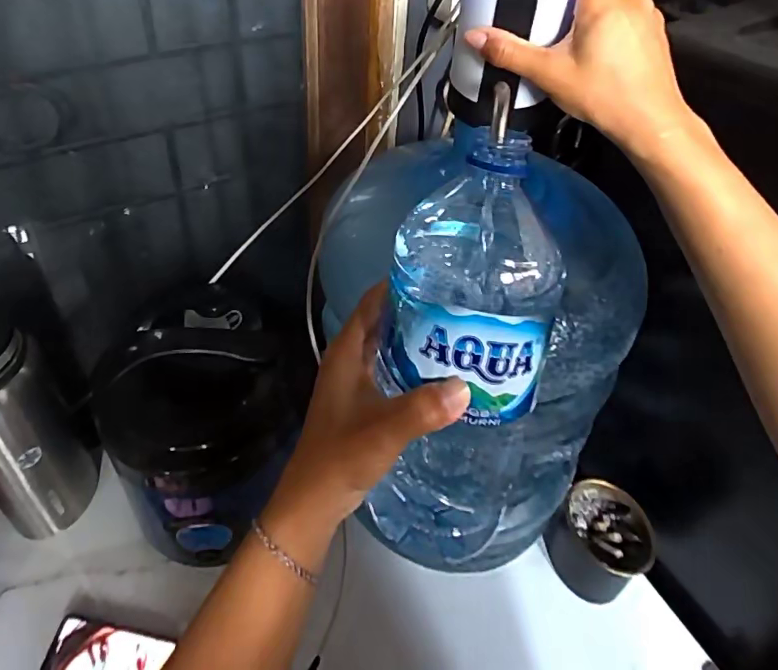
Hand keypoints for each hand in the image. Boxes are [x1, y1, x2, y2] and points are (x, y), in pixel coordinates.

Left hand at [264, 286, 467, 542]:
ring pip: (382, 345)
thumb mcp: (384, 430)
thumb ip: (422, 409)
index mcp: (345, 352)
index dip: (396, 286)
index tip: (433, 278)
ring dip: (410, 337)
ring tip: (451, 332)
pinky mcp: (358, 401)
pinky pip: (385, 368)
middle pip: (379, 322)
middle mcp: (346, 359)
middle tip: (452, 305)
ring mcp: (351, 380)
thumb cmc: (341, 456)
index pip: (371, 303)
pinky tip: (434, 372)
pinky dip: (406, 362)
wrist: (313, 499)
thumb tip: (464, 385)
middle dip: (411, 310)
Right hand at [463, 0, 703, 162]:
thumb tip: (481, 38)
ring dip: (571, 0)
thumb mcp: (550, 74)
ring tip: (552, 30)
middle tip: (532, 0)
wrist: (653, 124)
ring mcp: (641, 12)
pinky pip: (613, 6)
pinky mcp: (645, 26)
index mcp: (604, 2)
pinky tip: (576, 44)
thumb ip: (509, 52)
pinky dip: (589, 14)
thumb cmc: (614, 100)